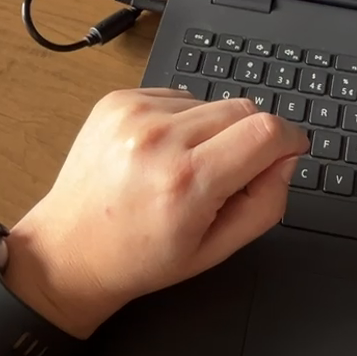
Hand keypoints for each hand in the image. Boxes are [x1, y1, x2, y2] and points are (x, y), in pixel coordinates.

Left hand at [0, 89, 306, 338]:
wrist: (68, 251)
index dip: (289, 140)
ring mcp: (134, 114)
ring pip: (212, 102)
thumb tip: (287, 157)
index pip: (266, 132)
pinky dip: (182, 121)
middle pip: (243, 109)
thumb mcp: (217, 249)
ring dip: (212, 130)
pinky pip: (179, 97)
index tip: (289, 152)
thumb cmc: (141, 258)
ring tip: (183, 167)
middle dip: (250, 139)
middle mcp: (160, 139)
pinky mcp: (119, 100)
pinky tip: (161, 153)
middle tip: (226, 175)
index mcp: (187, 182)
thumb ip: (266, 202)